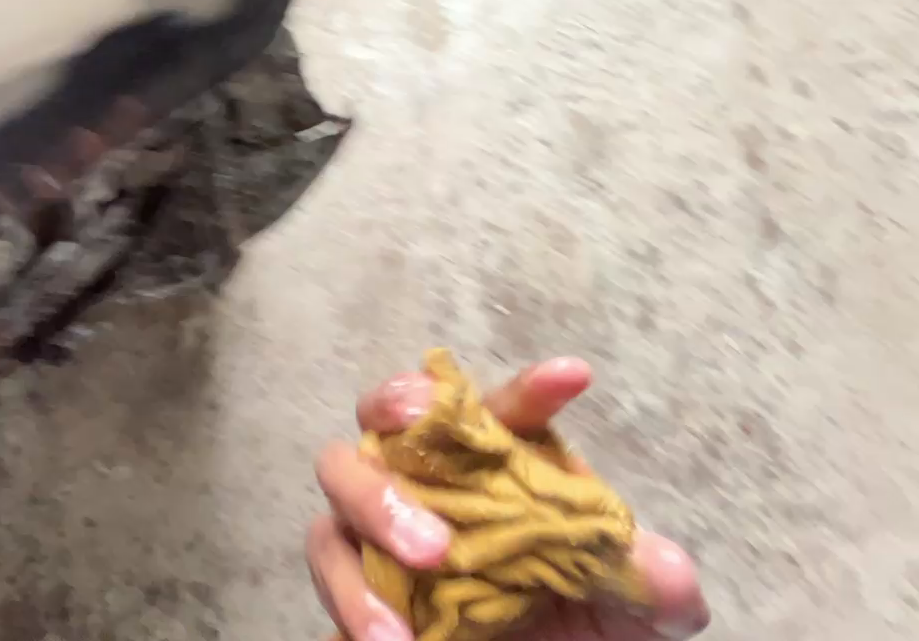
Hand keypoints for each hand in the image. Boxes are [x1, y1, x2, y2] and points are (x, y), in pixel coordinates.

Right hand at [308, 358, 711, 640]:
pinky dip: (350, 600)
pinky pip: (329, 562)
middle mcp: (421, 467)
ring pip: (339, 475)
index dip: (532, 390)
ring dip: (369, 514)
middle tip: (439, 515)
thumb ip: (648, 589)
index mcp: (489, 459)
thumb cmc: (567, 623)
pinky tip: (383, 640)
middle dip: (399, 430)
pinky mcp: (349, 565)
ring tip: (407, 590)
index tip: (573, 376)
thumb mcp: (624, 615)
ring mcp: (374, 510)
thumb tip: (661, 564)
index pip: (505, 409)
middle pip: (383, 415)